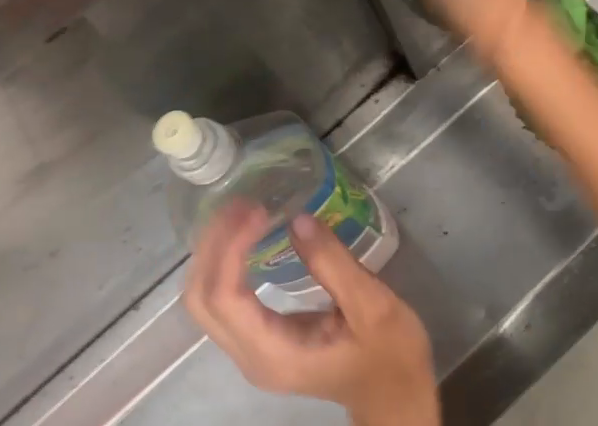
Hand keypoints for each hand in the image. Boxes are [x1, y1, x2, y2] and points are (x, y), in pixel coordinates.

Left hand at [185, 203, 438, 425]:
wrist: (396, 395)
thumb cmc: (390, 354)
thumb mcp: (372, 306)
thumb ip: (333, 264)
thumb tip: (296, 219)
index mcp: (273, 354)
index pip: (225, 297)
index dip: (230, 248)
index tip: (257, 209)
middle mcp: (250, 356)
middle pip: (201, 298)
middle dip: (213, 244)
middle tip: (243, 202)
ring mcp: (250, 350)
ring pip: (205, 298)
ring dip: (215, 250)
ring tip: (242, 210)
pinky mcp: (258, 338)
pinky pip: (222, 298)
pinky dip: (225, 262)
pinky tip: (246, 233)